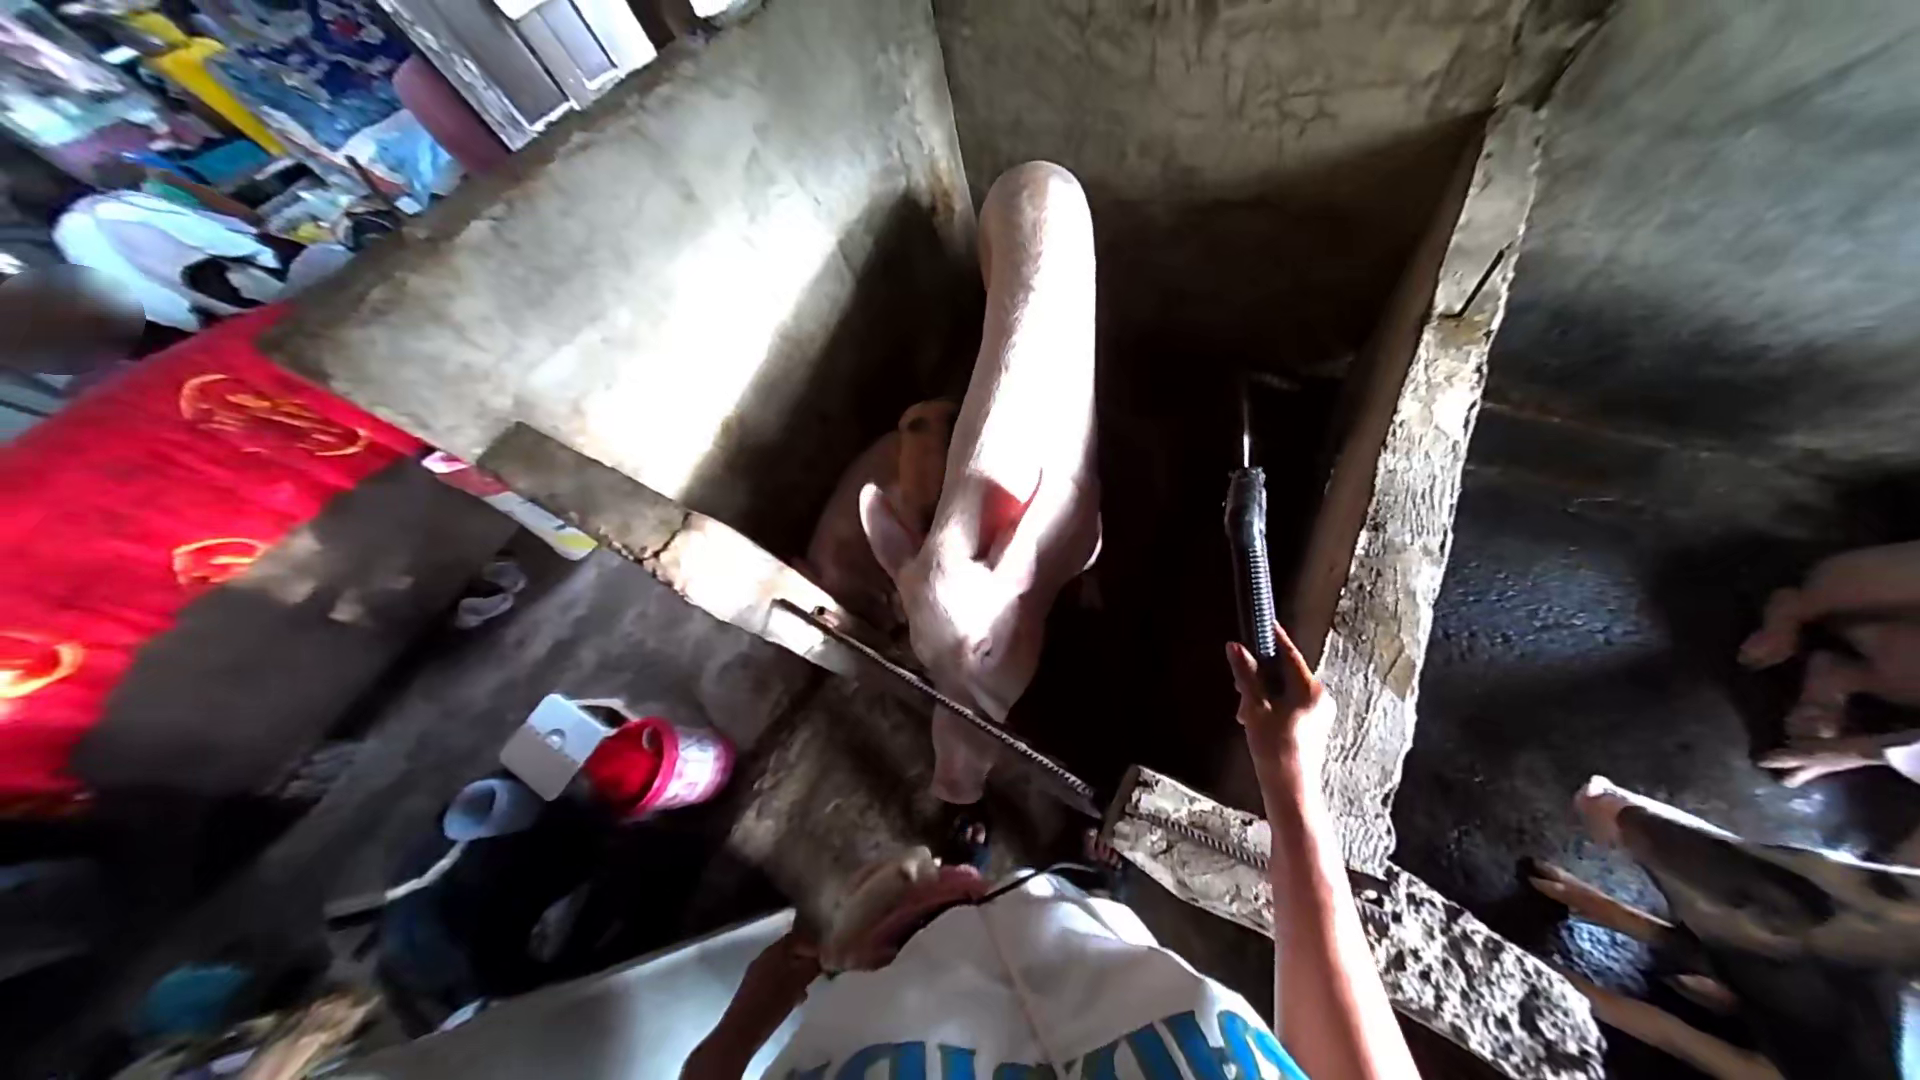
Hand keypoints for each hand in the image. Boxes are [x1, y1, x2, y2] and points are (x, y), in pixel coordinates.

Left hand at [736, 929, 819, 1015]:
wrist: (740, 1031)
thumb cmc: (773, 1001)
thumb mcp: (799, 981)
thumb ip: (812, 966)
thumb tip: (822, 958)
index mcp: (776, 949)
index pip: (798, 937)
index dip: (812, 945)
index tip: (823, 957)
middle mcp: (764, 955)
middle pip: (789, 952)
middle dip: (804, 961)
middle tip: (816, 974)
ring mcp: (755, 972)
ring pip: (781, 967)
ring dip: (794, 975)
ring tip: (804, 990)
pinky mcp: (751, 988)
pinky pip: (773, 979)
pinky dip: (784, 985)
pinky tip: (790, 1000)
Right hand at [1226, 621, 1333, 784]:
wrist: (1290, 788)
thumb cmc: (1274, 746)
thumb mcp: (1254, 706)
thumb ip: (1246, 674)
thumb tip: (1235, 646)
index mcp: (1311, 690)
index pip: (1290, 654)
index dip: (1274, 638)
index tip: (1264, 623)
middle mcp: (1321, 698)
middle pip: (1285, 673)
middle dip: (1260, 675)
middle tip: (1239, 685)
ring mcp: (1320, 714)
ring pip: (1285, 691)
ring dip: (1263, 694)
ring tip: (1245, 711)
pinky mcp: (1313, 727)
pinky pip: (1290, 705)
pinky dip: (1271, 706)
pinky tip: (1255, 720)